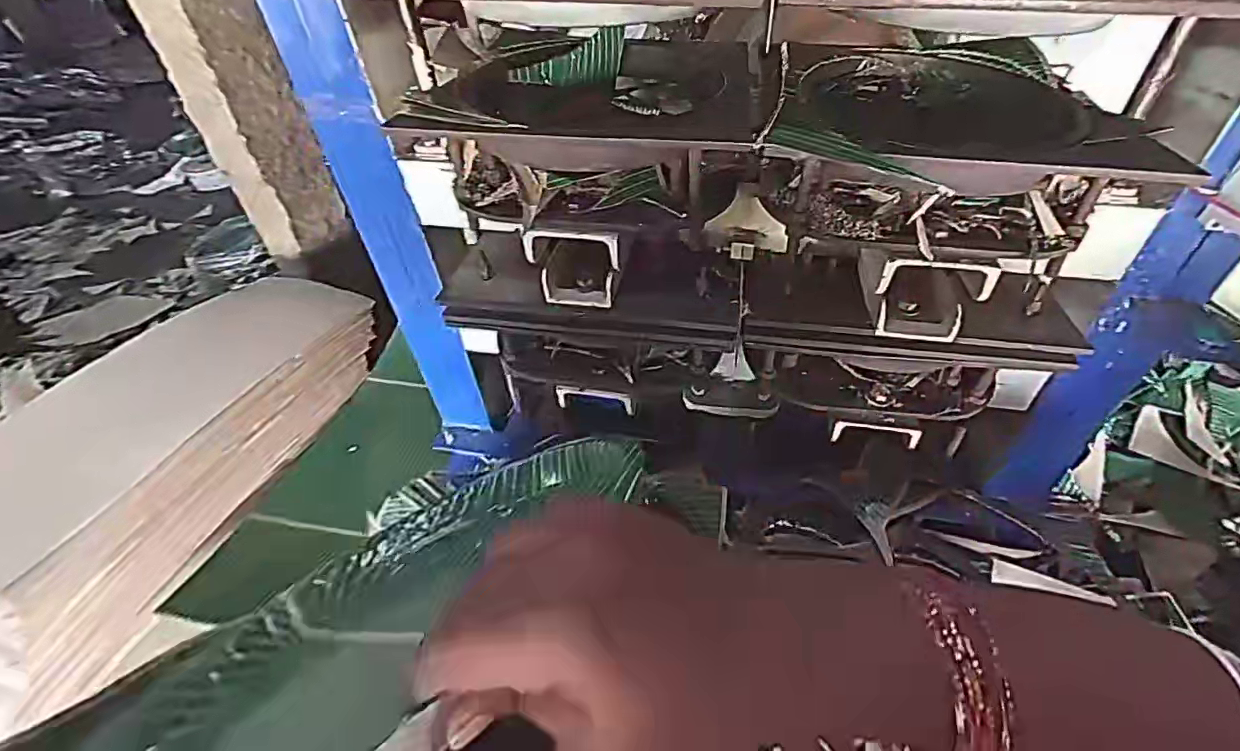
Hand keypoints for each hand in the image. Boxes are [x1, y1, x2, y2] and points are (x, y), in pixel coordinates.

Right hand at [414, 499, 950, 750]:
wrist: (805, 651)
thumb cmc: (721, 727)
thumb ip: (530, 722)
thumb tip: (471, 709)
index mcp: (566, 623)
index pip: (457, 641)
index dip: (434, 684)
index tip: (437, 718)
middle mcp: (570, 554)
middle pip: (475, 590)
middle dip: (461, 641)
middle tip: (477, 694)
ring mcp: (596, 521)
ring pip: (505, 548)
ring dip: (493, 595)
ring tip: (514, 644)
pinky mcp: (620, 512)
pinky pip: (545, 524)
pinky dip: (529, 558)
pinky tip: (552, 594)